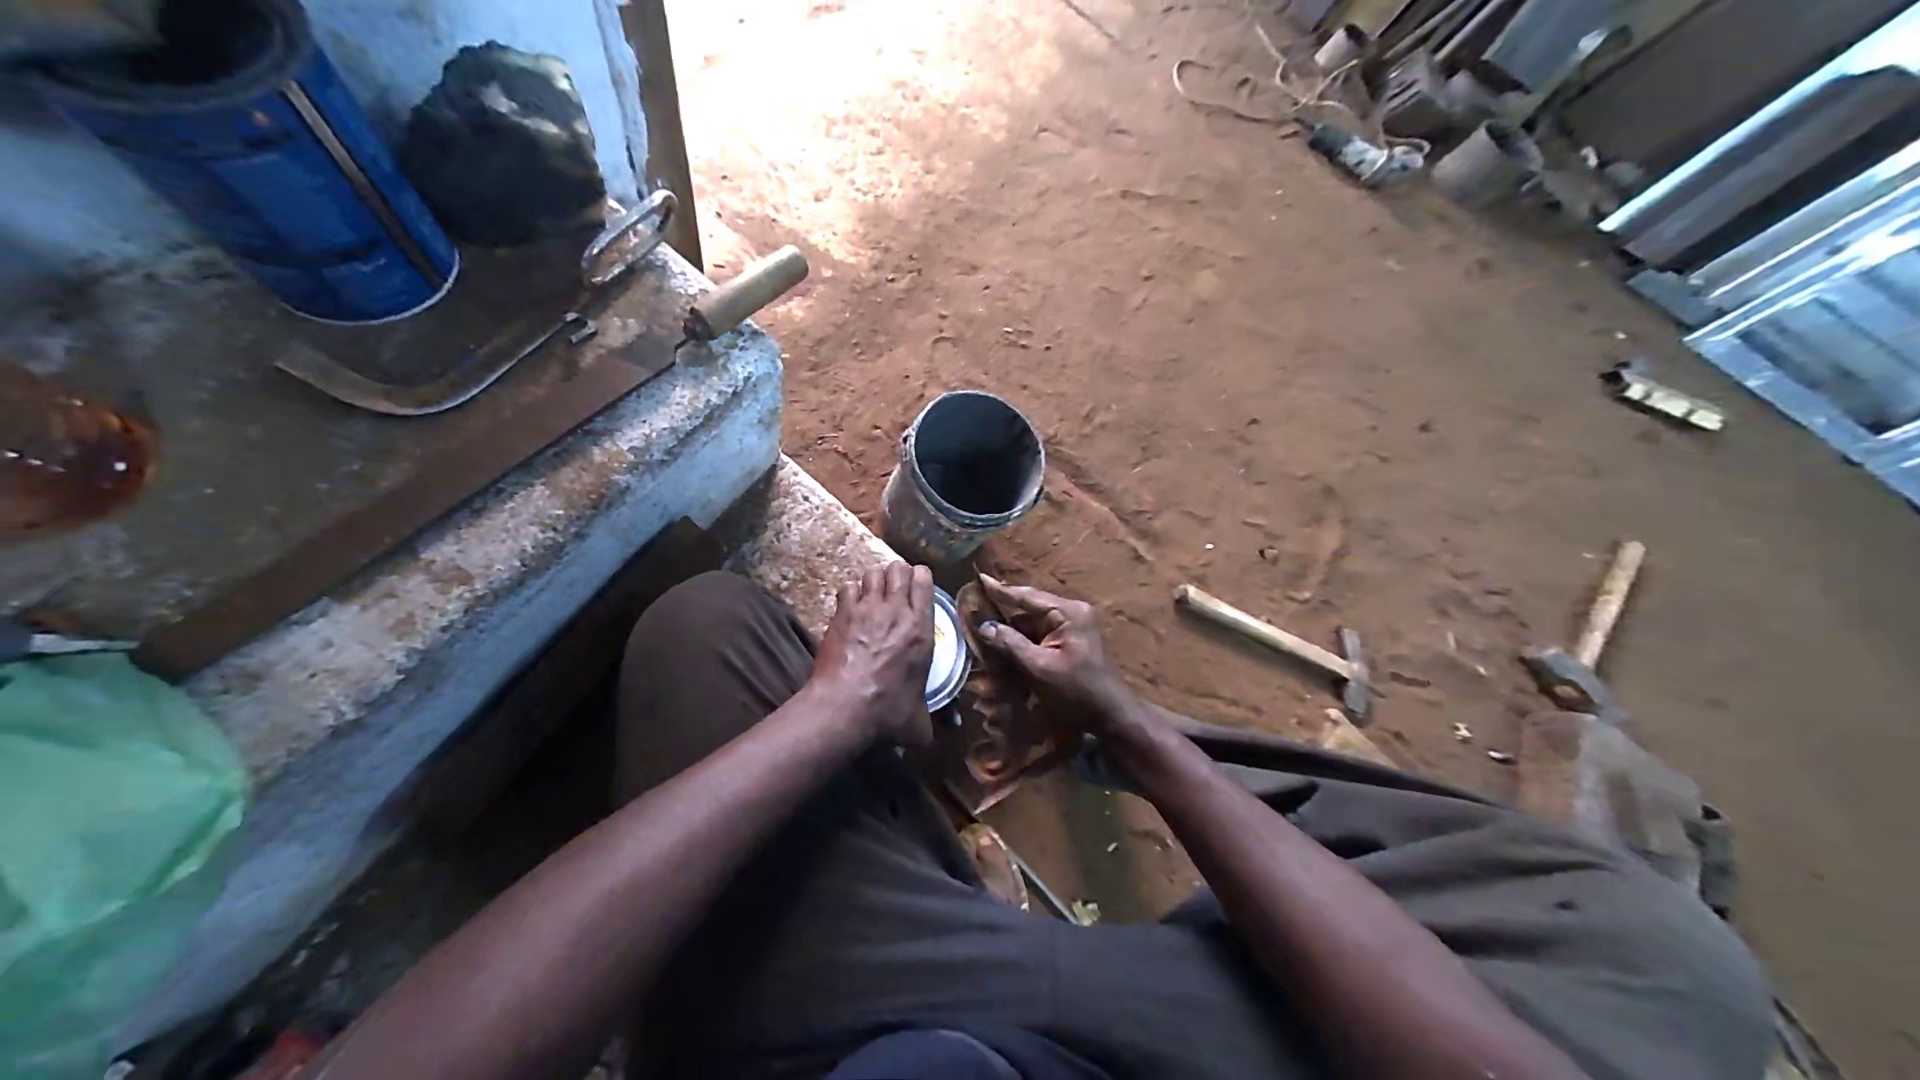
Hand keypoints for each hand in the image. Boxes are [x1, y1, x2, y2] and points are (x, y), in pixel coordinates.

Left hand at [810, 561, 935, 748]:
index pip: (924, 581)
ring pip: (873, 573)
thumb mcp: (918, 720)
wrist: (846, 705)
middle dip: (897, 574)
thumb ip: (930, 723)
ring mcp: (867, 609)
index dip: (920, 577)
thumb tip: (939, 736)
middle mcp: (896, 611)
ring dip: (874, 580)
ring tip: (872, 593)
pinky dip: (850, 593)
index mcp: (921, 629)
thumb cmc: (888, 710)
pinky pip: (848, 587)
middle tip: (894, 588)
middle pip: (898, 569)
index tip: (917, 584)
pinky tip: (850, 606)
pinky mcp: (842, 614)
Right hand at [975, 575, 1146, 739]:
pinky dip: (1022, 646)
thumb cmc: (1078, 692)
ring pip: (1030, 626)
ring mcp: (1072, 628)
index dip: (1000, 590)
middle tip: (973, 618)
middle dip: (1002, 620)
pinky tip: (1002, 653)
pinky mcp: (1069, 643)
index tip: (979, 578)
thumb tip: (984, 626)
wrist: (1111, 716)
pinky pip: (1038, 638)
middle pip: (1028, 611)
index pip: (1028, 596)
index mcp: (1069, 612)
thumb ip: (1011, 644)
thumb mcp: (1040, 668)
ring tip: (982, 638)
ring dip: (1010, 636)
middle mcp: (1072, 613)